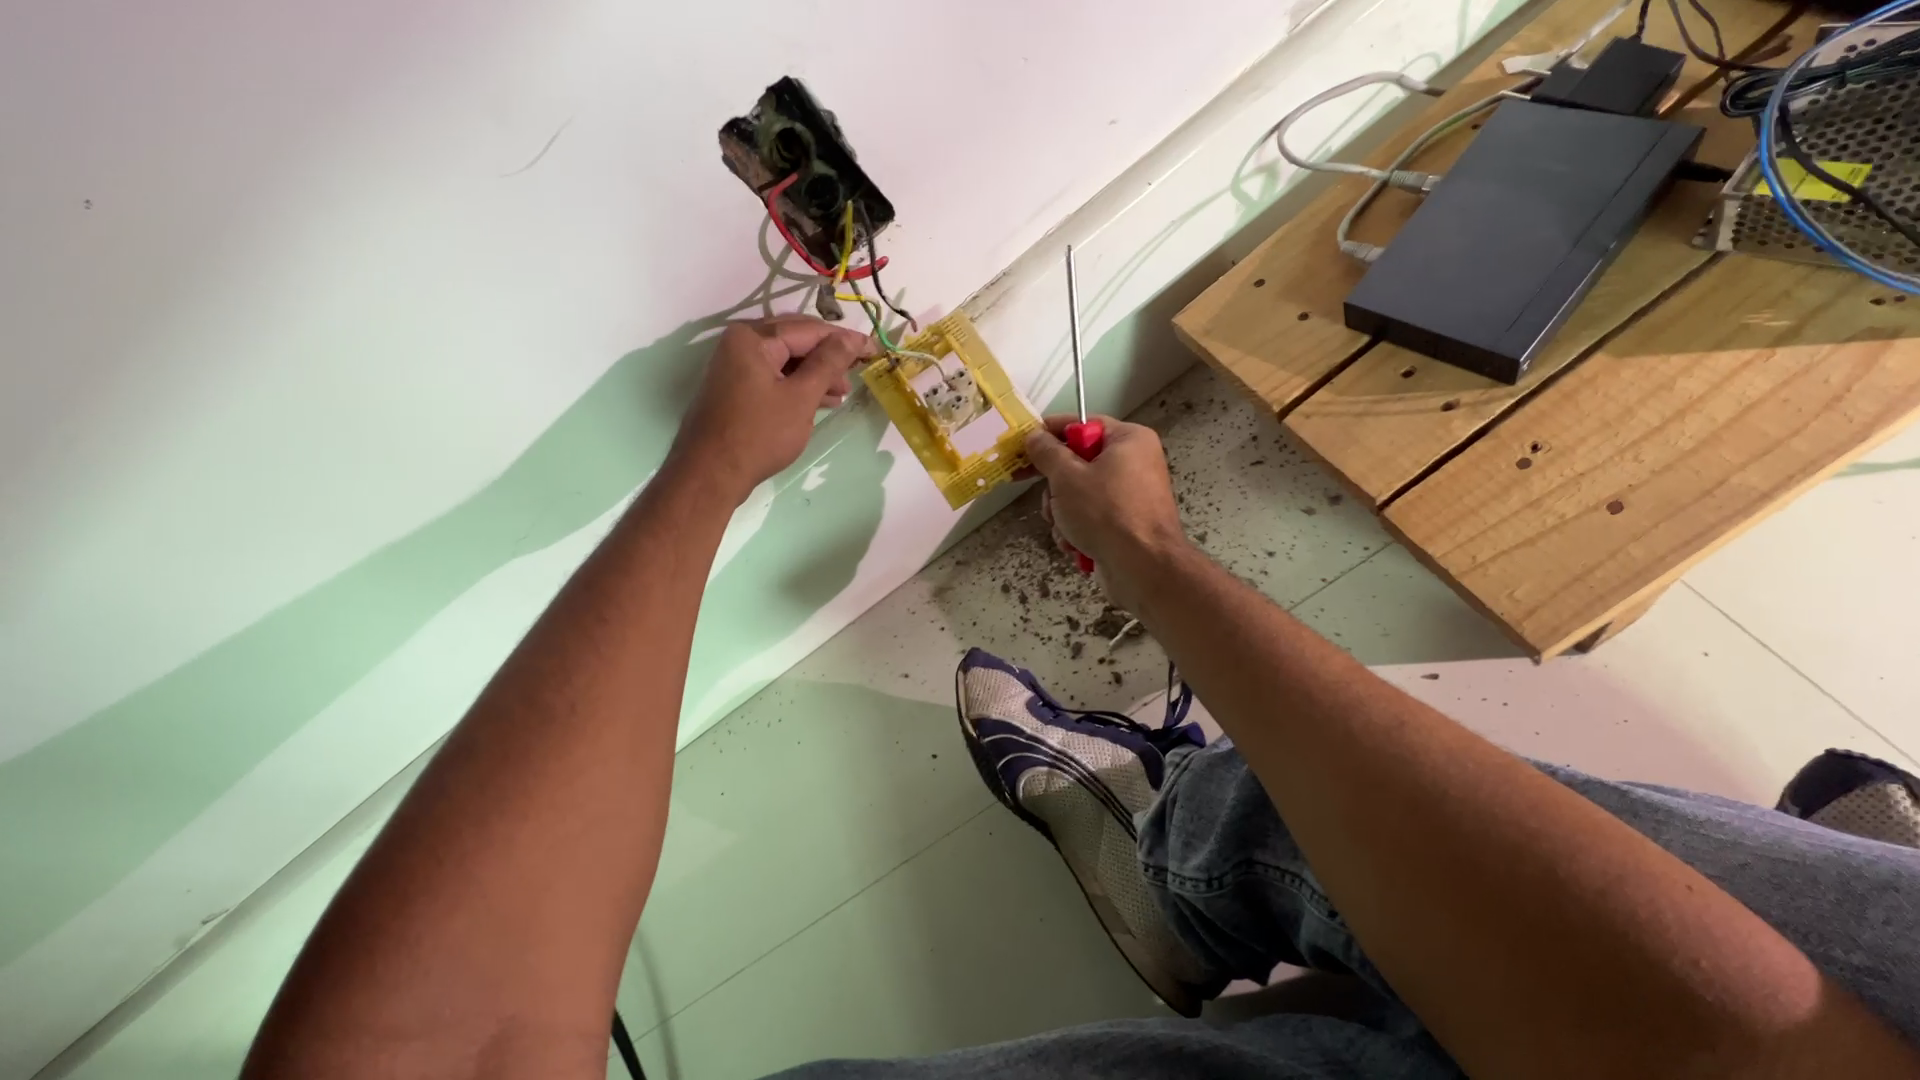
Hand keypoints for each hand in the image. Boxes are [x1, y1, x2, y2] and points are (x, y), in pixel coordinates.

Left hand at [668, 315, 870, 501]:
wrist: (711, 474)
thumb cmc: (758, 434)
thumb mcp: (800, 397)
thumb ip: (828, 363)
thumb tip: (852, 339)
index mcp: (753, 338)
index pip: (809, 330)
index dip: (844, 339)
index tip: (873, 349)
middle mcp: (741, 344)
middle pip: (796, 341)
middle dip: (829, 356)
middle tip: (860, 369)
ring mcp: (736, 367)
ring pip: (786, 361)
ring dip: (817, 373)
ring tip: (844, 390)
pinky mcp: (737, 389)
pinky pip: (775, 377)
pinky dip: (799, 386)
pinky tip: (823, 400)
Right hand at [1023, 415, 1190, 610]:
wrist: (1143, 569)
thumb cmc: (1106, 513)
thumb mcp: (1067, 476)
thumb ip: (1046, 452)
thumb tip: (1034, 436)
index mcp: (1128, 440)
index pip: (1081, 424)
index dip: (1049, 434)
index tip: (1022, 445)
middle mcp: (1134, 463)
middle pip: (1078, 463)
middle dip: (1056, 487)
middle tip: (1046, 499)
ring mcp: (1130, 496)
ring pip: (1078, 494)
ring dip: (1063, 514)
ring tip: (1067, 529)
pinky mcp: (1124, 525)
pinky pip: (1090, 517)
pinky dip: (1078, 530)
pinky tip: (1076, 545)